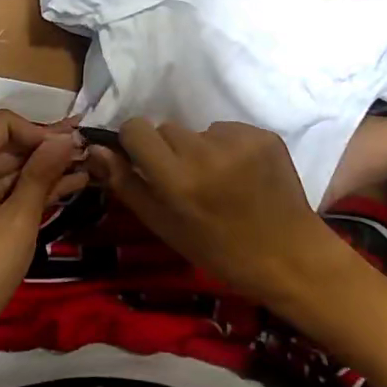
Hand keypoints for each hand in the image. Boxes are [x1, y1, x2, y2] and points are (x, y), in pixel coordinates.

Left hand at [0, 110, 84, 368]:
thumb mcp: (17, 222)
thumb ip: (41, 176)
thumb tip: (66, 139)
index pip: (2, 125)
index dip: (38, 131)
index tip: (71, 146)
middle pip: (8, 145)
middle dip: (47, 147)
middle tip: (89, 149)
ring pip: (12, 167)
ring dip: (47, 167)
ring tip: (89, 164)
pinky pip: (9, 189)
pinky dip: (36, 187)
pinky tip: (72, 183)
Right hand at [86, 120, 341, 307]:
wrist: (291, 258)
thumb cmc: (219, 251)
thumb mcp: (164, 226)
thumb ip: (126, 184)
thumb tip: (95, 149)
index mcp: (178, 180)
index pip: (136, 129)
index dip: (135, 145)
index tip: (145, 165)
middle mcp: (206, 152)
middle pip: (165, 129)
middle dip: (168, 150)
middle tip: (187, 182)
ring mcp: (239, 141)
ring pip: (197, 130)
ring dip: (198, 149)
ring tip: (218, 181)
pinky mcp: (264, 135)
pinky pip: (227, 130)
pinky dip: (227, 148)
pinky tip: (242, 176)